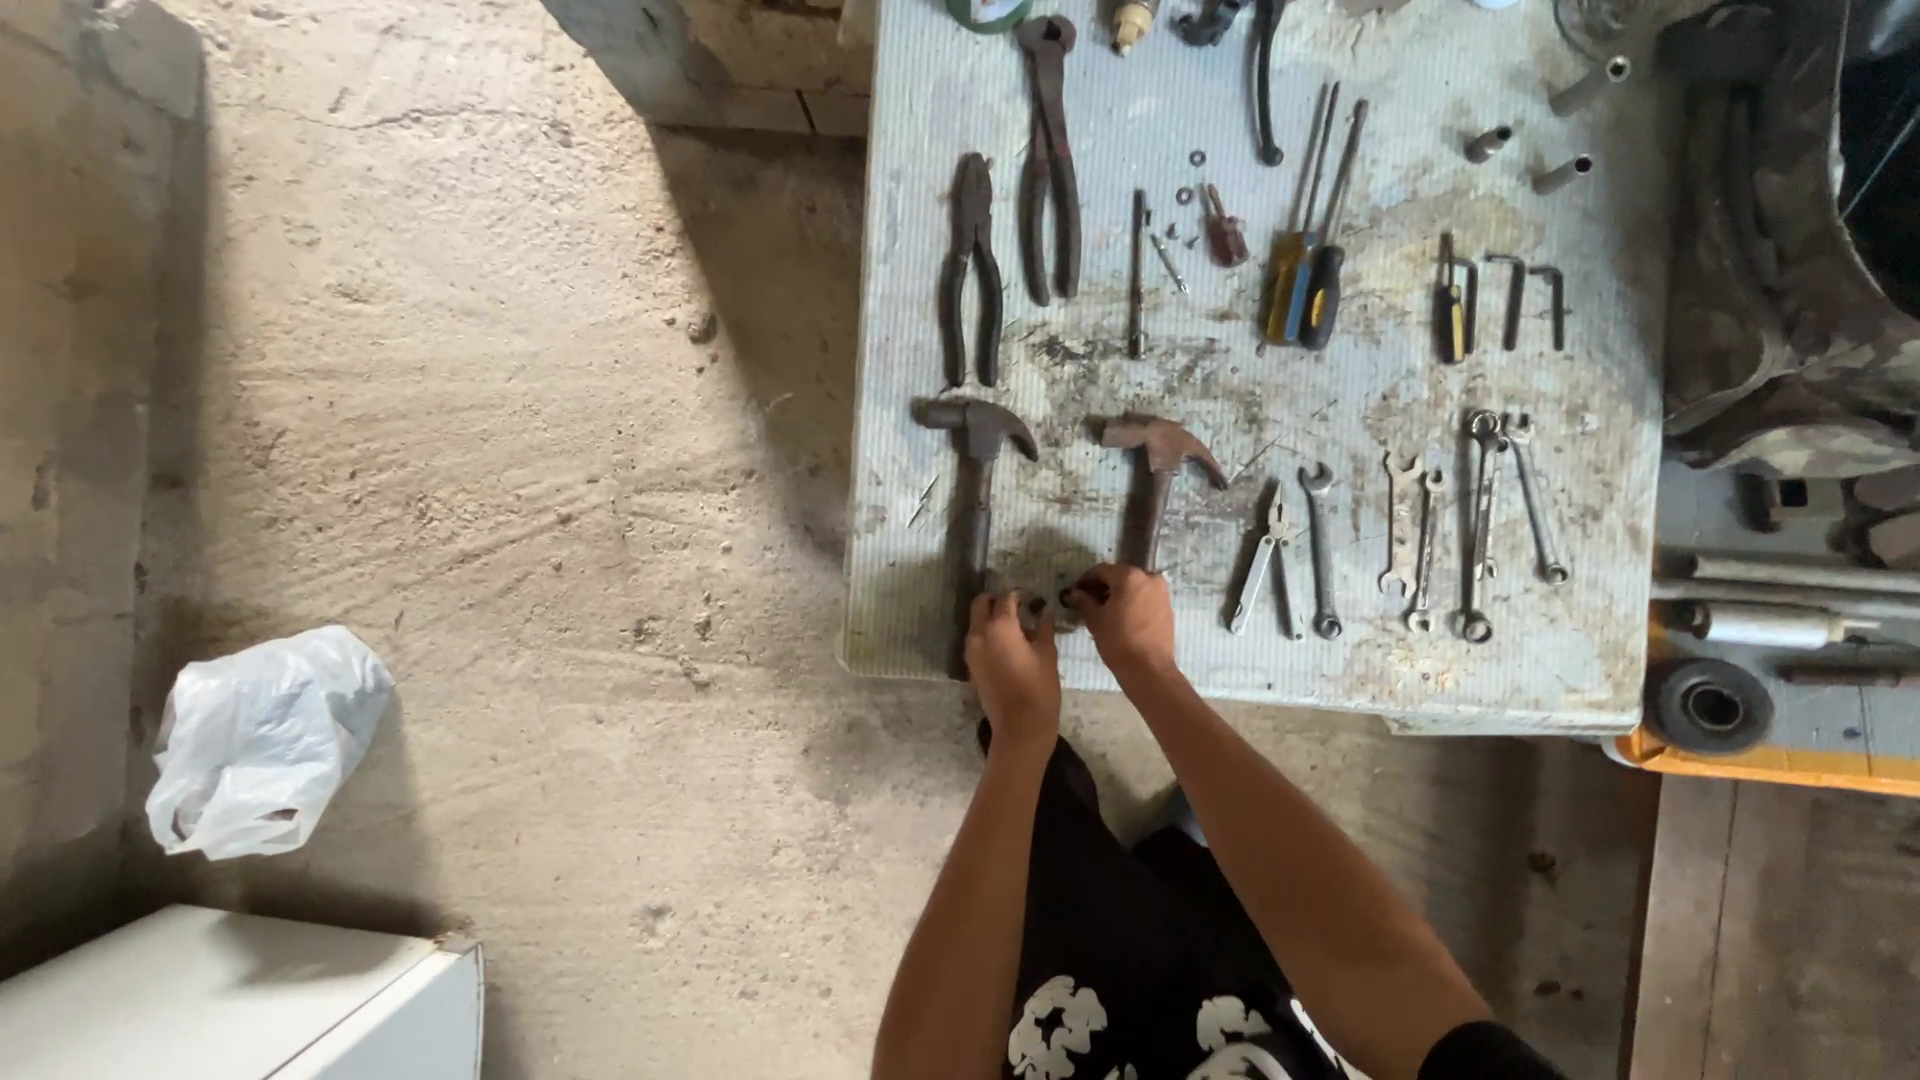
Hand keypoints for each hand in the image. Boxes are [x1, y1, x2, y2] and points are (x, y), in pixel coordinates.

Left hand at [965, 590, 1059, 759]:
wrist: (1020, 726)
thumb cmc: (1039, 688)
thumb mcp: (1047, 653)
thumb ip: (1044, 627)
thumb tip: (1045, 610)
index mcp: (1000, 626)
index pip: (1005, 598)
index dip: (1018, 594)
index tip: (1030, 597)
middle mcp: (979, 633)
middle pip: (981, 604)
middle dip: (996, 600)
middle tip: (1017, 606)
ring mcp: (971, 650)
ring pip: (976, 621)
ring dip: (990, 617)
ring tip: (1015, 627)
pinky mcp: (970, 665)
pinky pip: (976, 639)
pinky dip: (987, 634)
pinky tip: (1007, 644)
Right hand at [1063, 563, 1176, 679]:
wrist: (1149, 668)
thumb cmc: (1118, 641)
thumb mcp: (1095, 620)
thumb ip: (1084, 602)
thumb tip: (1075, 593)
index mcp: (1129, 576)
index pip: (1102, 570)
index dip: (1086, 579)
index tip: (1076, 591)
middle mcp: (1149, 577)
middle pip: (1120, 575)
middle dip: (1103, 585)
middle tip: (1089, 599)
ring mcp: (1161, 592)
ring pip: (1134, 585)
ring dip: (1119, 592)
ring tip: (1105, 608)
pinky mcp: (1167, 606)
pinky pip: (1145, 596)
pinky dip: (1132, 600)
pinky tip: (1122, 615)